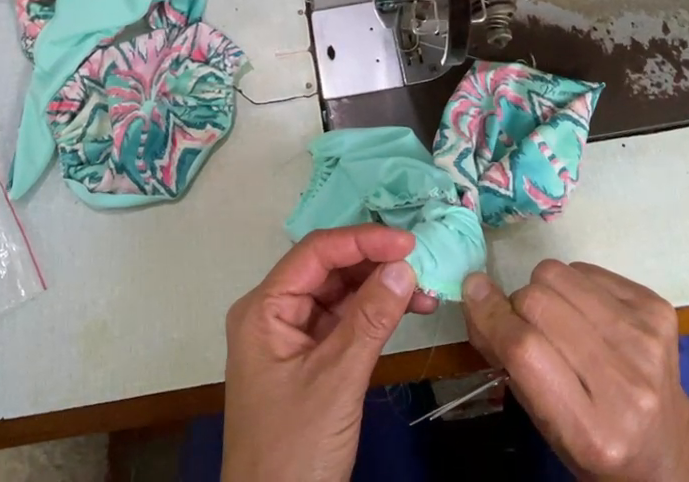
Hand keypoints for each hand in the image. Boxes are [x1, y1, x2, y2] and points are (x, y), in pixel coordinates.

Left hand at [222, 225, 439, 481]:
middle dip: (374, 263)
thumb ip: (370, 320)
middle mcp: (274, 313)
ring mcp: (291, 337)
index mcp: (264, 308)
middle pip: (328, 270)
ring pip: (339, 294)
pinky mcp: (310, 360)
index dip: (362, 241)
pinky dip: (374, 315)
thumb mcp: (336, 381)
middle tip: (423, 262)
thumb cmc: (295, 447)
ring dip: (379, 288)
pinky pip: (344, 322)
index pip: (315, 253)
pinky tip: (406, 310)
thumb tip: (403, 266)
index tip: (409, 242)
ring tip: (425, 290)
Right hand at [463, 261, 688, 481]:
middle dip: (518, 304)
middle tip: (525, 324)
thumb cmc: (593, 441)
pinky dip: (575, 284)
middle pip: (540, 301)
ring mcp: (647, 343)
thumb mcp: (543, 419)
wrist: (669, 447)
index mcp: (591, 430)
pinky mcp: (658, 311)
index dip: (491, 314)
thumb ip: (506, 359)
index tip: (473, 291)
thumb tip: (474, 290)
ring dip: (545, 289)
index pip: (525, 350)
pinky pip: (588, 269)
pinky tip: (587, 314)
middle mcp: (626, 385)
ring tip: (558, 317)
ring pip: (560, 274)